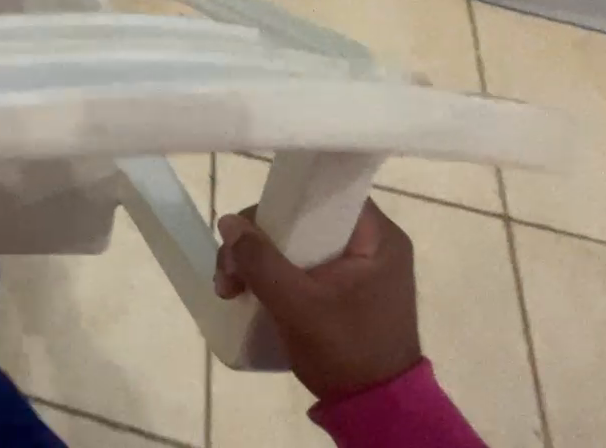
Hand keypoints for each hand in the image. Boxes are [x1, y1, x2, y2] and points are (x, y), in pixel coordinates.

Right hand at [212, 198, 421, 401]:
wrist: (375, 413)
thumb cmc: (345, 352)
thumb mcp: (295, 304)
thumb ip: (259, 259)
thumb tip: (228, 222)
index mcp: (378, 239)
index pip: (325, 193)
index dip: (282, 199)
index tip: (250, 226)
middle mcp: (371, 245)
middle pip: (300, 218)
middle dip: (256, 240)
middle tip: (229, 268)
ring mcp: (357, 267)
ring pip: (292, 241)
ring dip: (256, 259)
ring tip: (230, 287)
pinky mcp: (343, 287)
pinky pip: (298, 262)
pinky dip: (270, 273)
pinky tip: (246, 291)